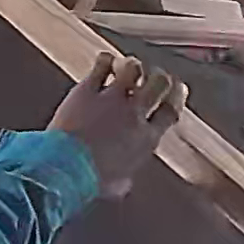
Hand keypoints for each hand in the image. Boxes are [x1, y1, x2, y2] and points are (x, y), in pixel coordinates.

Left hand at [46, 53, 185, 198]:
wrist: (66, 167)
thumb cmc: (91, 180)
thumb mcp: (119, 183)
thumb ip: (126, 174)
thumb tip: (124, 179)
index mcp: (147, 139)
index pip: (171, 110)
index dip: (177, 96)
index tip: (177, 87)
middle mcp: (134, 115)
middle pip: (158, 84)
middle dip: (159, 76)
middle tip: (155, 74)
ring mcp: (111, 99)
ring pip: (133, 69)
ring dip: (132, 66)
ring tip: (127, 67)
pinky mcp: (88, 89)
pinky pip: (102, 65)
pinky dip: (106, 59)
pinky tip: (105, 60)